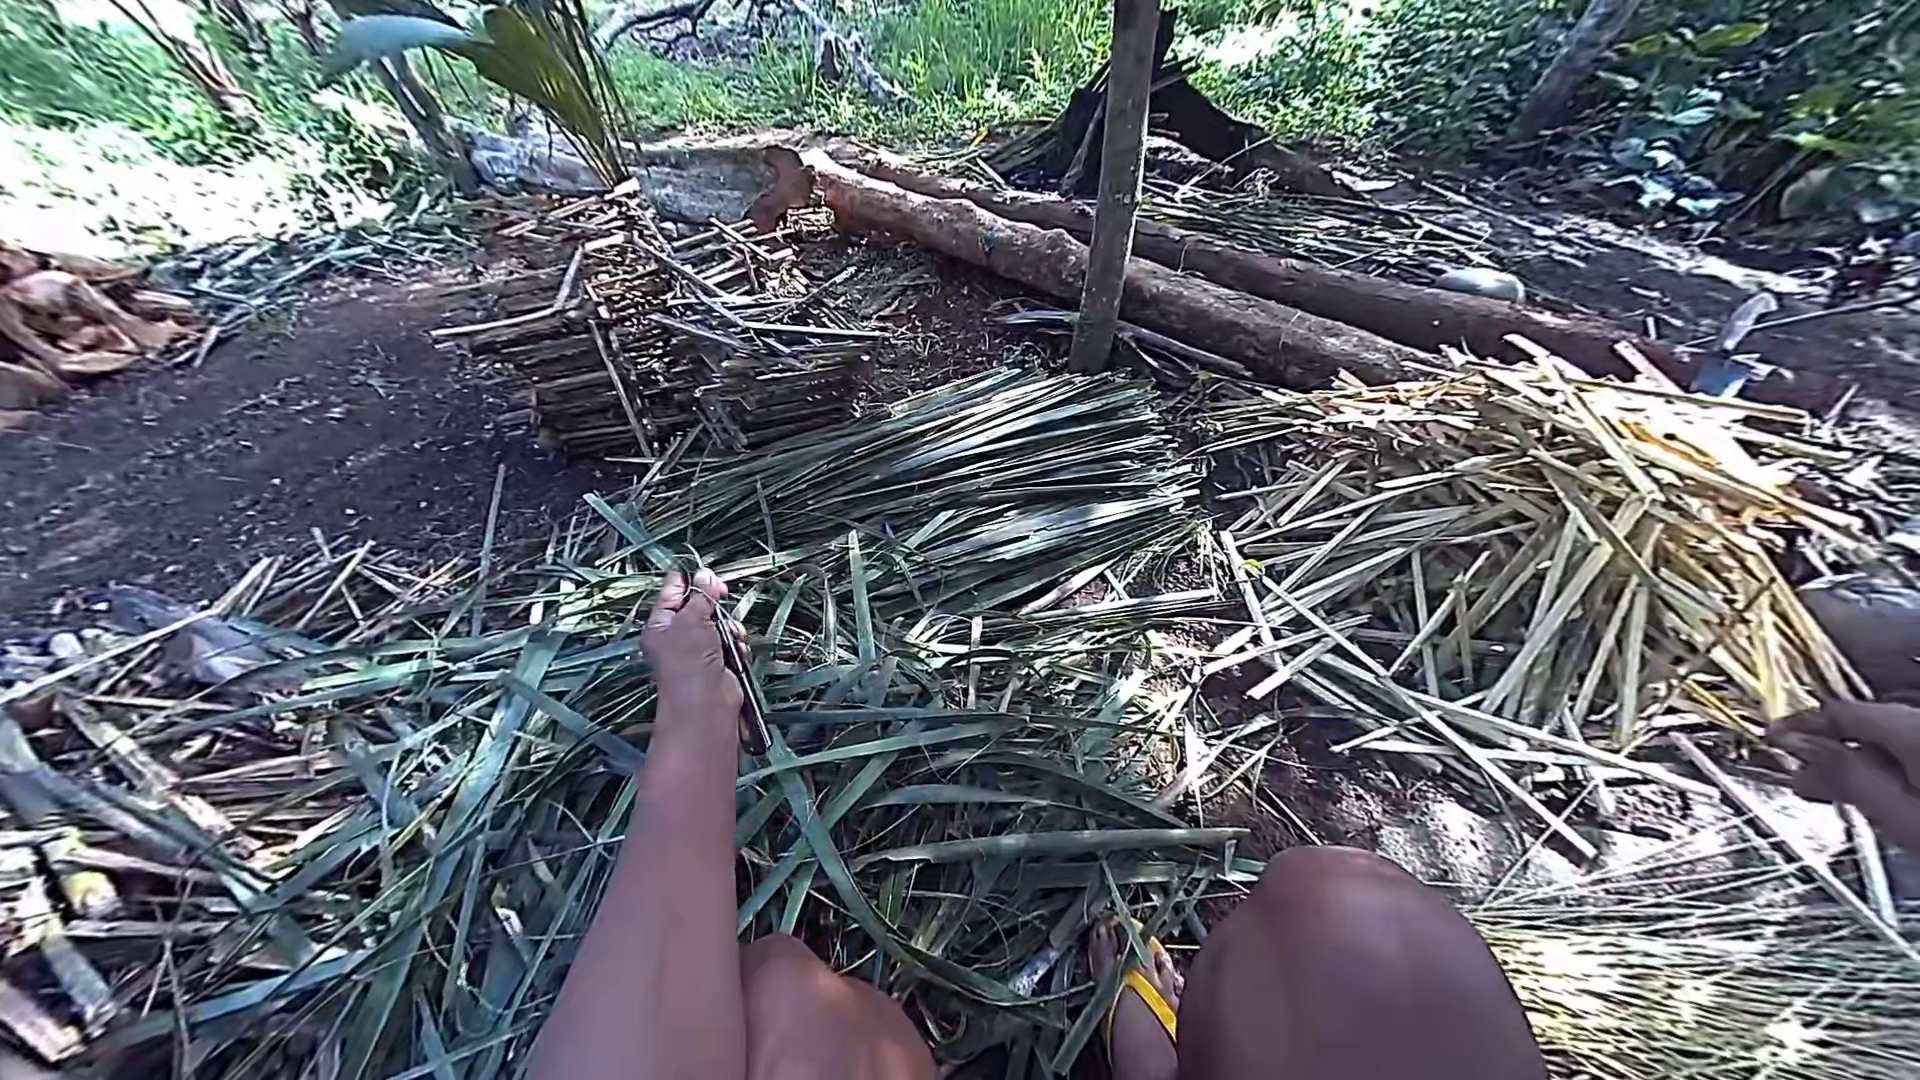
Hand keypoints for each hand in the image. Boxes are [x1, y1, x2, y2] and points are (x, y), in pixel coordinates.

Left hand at [642, 568, 742, 722]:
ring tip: (731, 635)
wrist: (706, 701)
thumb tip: (706, 576)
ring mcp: (698, 649)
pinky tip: (736, 649)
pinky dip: (736, 643)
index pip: (672, 593)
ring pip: (719, 623)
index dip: (688, 580)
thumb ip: (701, 596)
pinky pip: (730, 640)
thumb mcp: (692, 620)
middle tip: (723, 593)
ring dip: (729, 626)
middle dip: (714, 604)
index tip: (704, 570)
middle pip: (699, 607)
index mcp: (661, 625)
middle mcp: (677, 636)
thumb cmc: (690, 658)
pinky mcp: (718, 660)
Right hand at [1769, 701, 1919, 851]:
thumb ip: (1843, 772)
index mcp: (1916, 731)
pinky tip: (1893, 797)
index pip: (1839, 711)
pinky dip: (1903, 773)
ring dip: (1869, 764)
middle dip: (1833, 750)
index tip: (1770, 740)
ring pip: (1903, 745)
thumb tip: (1796, 744)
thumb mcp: (1900, 815)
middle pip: (1876, 727)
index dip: (1796, 725)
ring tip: (1844, 792)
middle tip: (1803, 775)